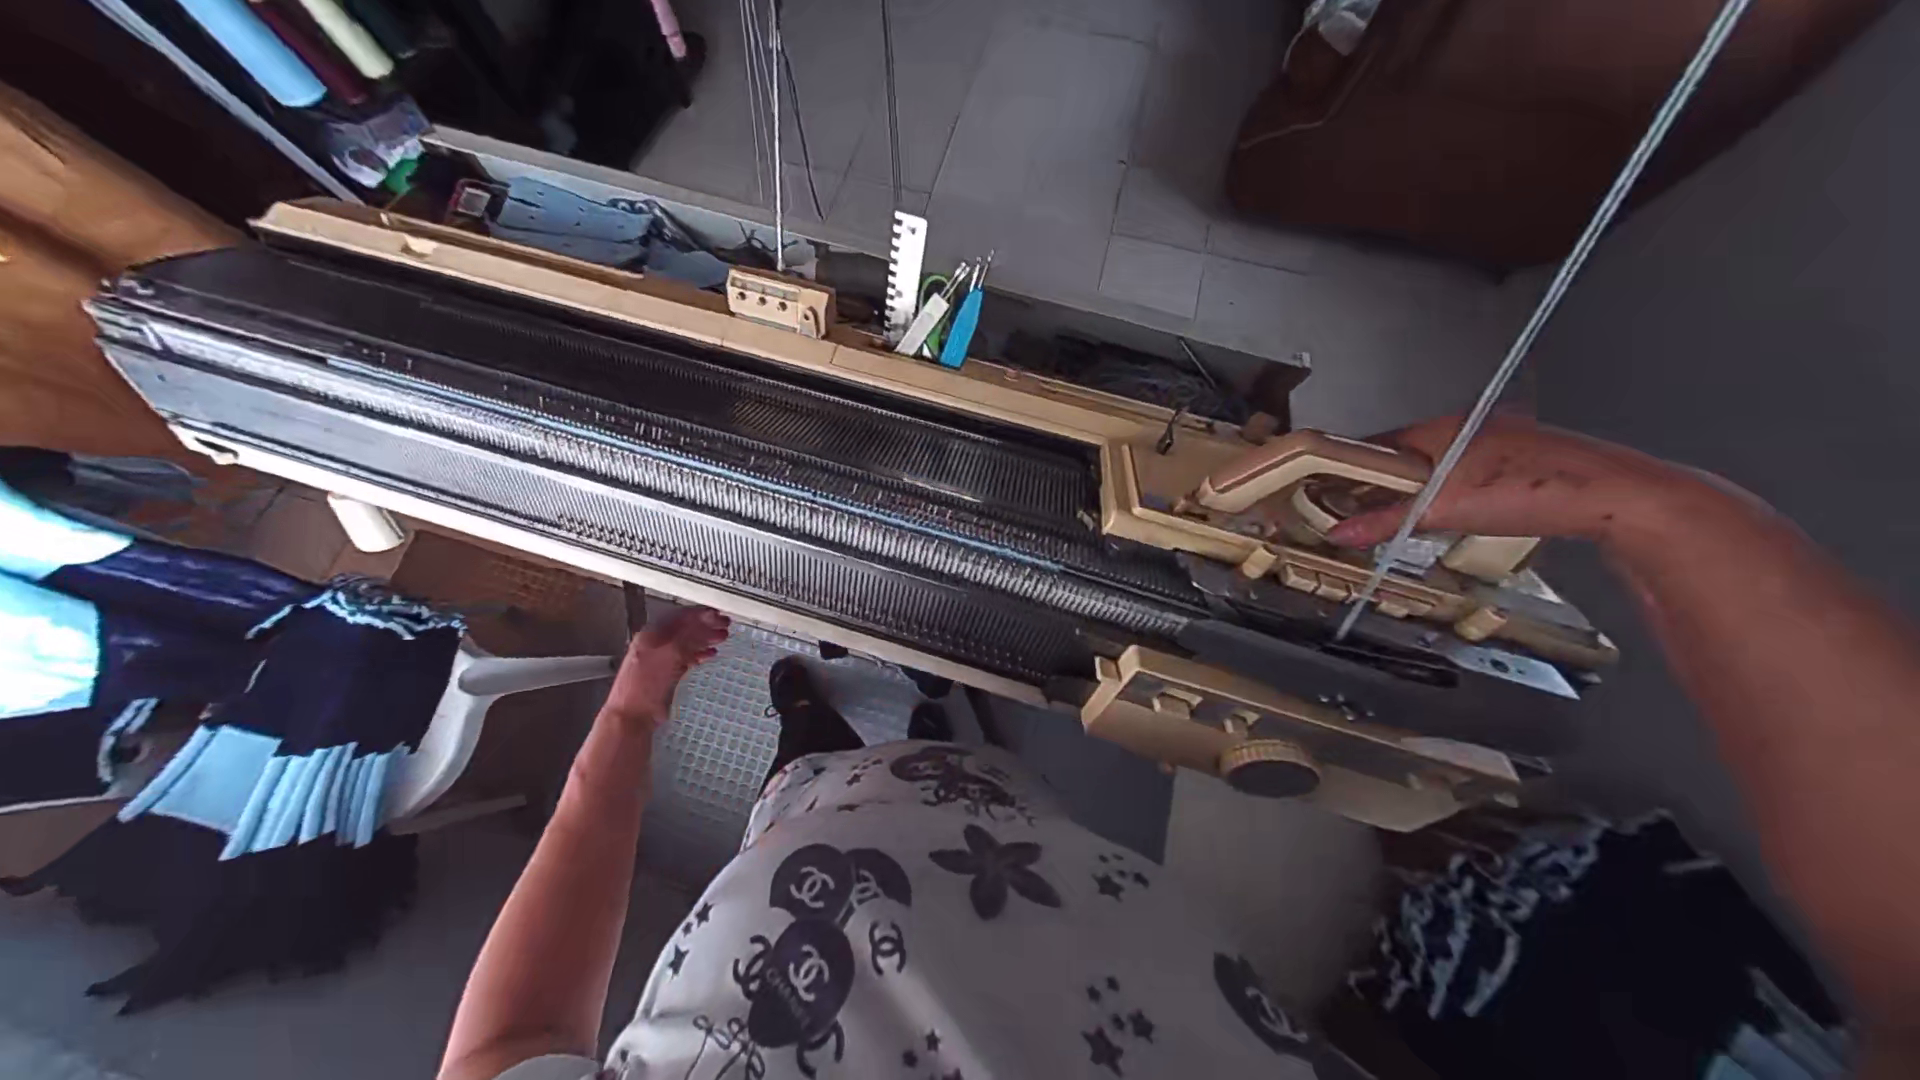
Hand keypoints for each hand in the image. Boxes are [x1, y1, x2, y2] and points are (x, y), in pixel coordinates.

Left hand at [601, 606, 730, 732]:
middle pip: (685, 629)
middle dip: (706, 625)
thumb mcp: (670, 655)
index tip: (716, 613)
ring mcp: (659, 660)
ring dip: (705, 639)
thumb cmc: (643, 687)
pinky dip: (699, 654)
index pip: (680, 616)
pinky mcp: (665, 675)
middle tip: (723, 624)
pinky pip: (686, 658)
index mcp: (651, 635)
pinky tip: (708, 655)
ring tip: (721, 637)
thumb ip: (687, 638)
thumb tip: (703, 626)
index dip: (700, 613)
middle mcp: (654, 645)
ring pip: (686, 643)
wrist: (632, 716)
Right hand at [1322, 413, 1709, 552]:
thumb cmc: (1537, 489)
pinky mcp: (1522, 458)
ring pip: (1439, 463)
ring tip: (1414, 513)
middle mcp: (1469, 426)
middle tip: (1365, 507)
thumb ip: (1384, 523)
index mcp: (1442, 427)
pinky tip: (1459, 509)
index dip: (1349, 466)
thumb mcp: (1440, 512)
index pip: (1375, 444)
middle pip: (1405, 454)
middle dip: (1383, 481)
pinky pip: (1468, 470)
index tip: (1331, 485)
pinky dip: (1452, 489)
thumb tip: (1344, 531)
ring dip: (1420, 487)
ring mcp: (1499, 439)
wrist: (1617, 498)